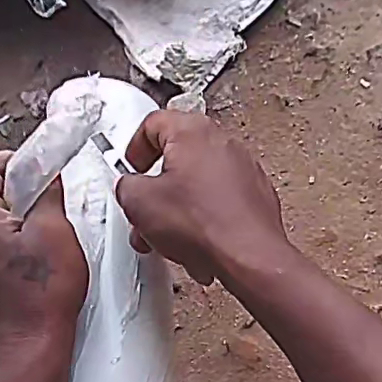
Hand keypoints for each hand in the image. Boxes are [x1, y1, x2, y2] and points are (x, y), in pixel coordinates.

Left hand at [0, 152, 88, 360]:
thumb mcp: (55, 229)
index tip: (40, 182)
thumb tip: (45, 174)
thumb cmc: (39, 297)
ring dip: (6, 224)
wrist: (31, 343)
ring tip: (32, 248)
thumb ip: (47, 190)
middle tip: (41, 220)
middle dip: (13, 198)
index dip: (18, 168)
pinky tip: (21, 265)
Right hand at [115, 111, 292, 285]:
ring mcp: (244, 170)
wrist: (248, 257)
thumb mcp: (140, 204)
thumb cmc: (205, 226)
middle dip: (157, 187)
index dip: (135, 147)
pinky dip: (204, 218)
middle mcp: (223, 144)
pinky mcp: (255, 197)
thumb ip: (126, 187)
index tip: (131, 167)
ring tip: (168, 234)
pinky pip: (220, 202)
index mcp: (193, 133)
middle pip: (178, 157)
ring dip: (179, 206)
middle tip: (146, 208)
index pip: (153, 124)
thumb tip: (129, 189)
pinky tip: (194, 241)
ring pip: (199, 184)